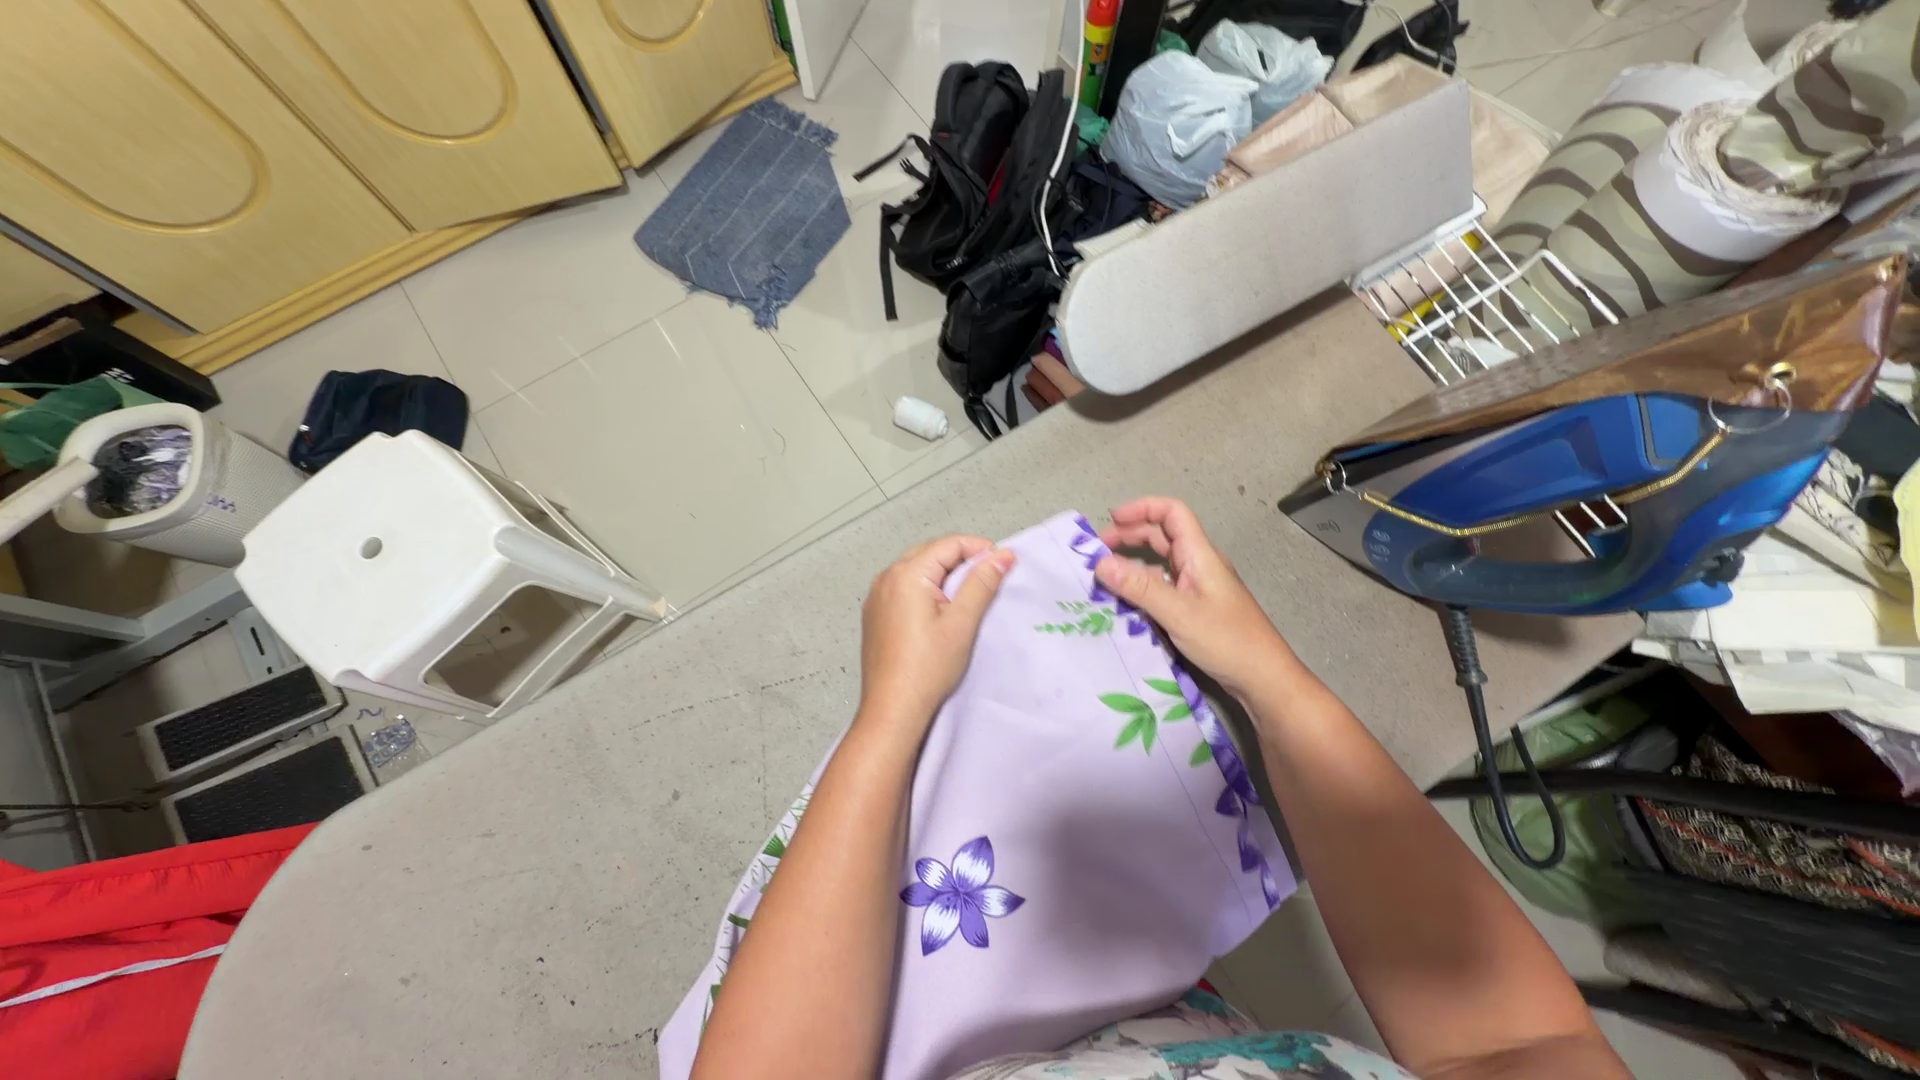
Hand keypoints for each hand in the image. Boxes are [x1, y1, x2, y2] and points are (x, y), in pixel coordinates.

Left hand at [859, 536, 1016, 727]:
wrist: (893, 707)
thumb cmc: (927, 668)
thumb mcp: (962, 622)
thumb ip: (982, 583)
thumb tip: (1002, 556)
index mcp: (906, 574)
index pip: (948, 544)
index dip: (978, 549)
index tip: (1002, 565)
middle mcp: (886, 578)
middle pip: (932, 553)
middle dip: (962, 561)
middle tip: (989, 580)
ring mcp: (877, 597)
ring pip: (918, 570)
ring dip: (945, 576)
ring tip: (968, 598)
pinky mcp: (876, 614)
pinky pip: (905, 588)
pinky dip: (927, 590)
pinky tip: (942, 612)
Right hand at [1095, 497, 1296, 700]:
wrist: (1263, 678)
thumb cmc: (1227, 640)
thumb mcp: (1178, 613)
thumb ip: (1139, 587)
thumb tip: (1100, 563)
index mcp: (1200, 555)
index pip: (1172, 513)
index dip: (1141, 508)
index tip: (1111, 520)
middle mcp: (1198, 565)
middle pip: (1162, 535)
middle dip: (1129, 536)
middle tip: (1097, 551)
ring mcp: (1197, 588)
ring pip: (1160, 564)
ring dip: (1132, 563)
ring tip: (1104, 576)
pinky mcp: (1195, 609)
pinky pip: (1163, 588)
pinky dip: (1141, 588)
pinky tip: (1124, 603)